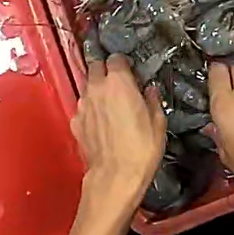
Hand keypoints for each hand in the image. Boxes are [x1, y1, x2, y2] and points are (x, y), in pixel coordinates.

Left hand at [70, 55, 165, 228]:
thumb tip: (149, 89)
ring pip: (88, 86)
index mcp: (118, 81)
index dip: (124, 64)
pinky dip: (91, 110)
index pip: (116, 58)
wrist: (115, 176)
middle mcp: (96, 87)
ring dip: (97, 90)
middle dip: (106, 71)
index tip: (131, 73)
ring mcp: (82, 104)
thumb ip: (152, 99)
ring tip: (111, 106)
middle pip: (96, 66)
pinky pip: (83, 107)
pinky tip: (101, 124)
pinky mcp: (75, 121)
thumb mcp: (158, 122)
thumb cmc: (141, 148)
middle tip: (119, 84)